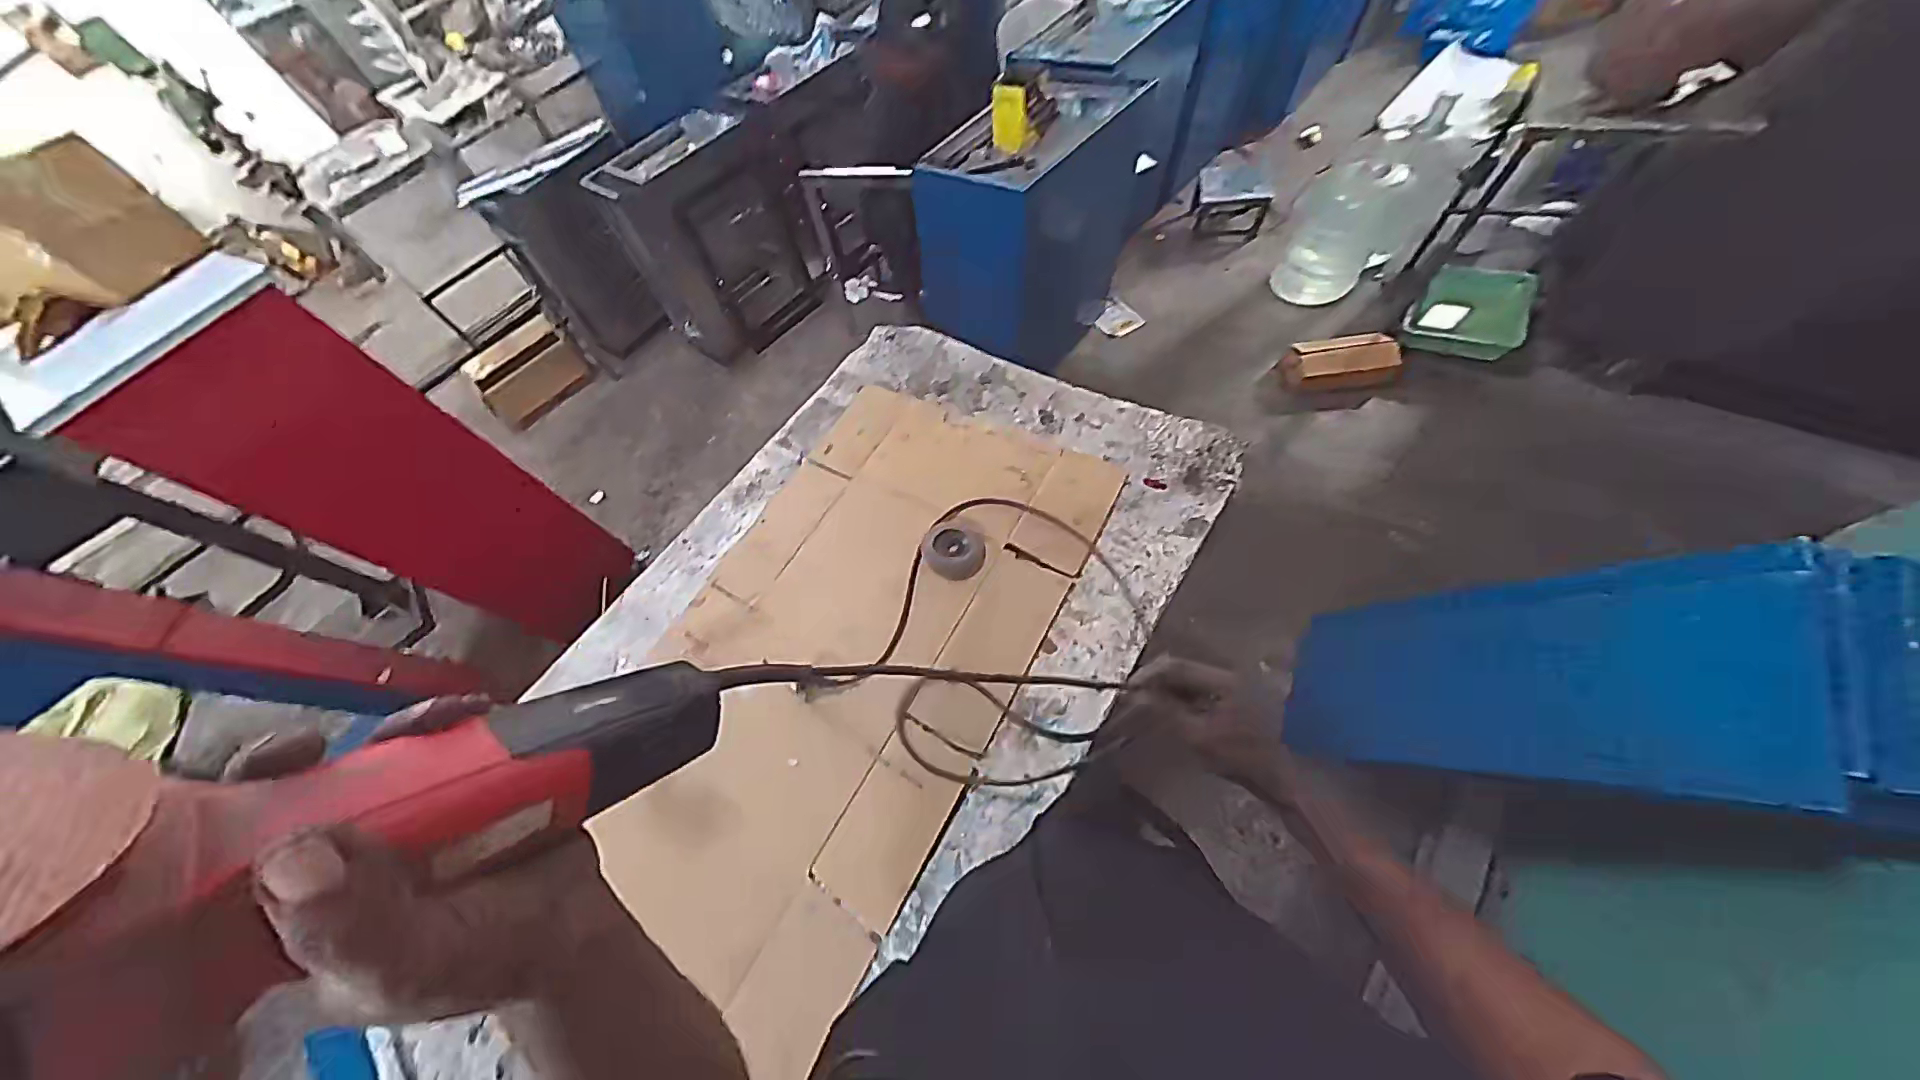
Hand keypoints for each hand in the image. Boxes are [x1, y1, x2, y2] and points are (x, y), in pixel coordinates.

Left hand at [227, 697, 744, 1079]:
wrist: (575, 924)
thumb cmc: (486, 959)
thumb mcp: (408, 960)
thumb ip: (347, 925)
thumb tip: (290, 856)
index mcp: (294, 917)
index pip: (220, 867)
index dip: (219, 815)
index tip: (256, 781)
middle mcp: (339, 862)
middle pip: (296, 796)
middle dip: (310, 758)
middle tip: (326, 743)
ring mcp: (401, 822)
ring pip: (374, 763)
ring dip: (400, 730)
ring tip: (444, 717)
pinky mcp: (459, 789)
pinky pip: (443, 747)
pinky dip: (454, 722)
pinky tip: (475, 712)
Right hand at [1122, 656, 1291, 784]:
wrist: (1295, 780)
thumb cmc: (1248, 757)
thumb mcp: (1200, 737)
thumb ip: (1166, 712)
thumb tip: (1137, 696)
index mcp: (1222, 677)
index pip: (1174, 666)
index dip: (1147, 677)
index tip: (1127, 693)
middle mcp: (1231, 675)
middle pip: (1183, 671)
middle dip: (1157, 685)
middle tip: (1136, 704)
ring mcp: (1239, 689)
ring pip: (1192, 683)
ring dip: (1170, 694)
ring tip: (1152, 714)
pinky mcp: (1241, 704)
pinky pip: (1204, 695)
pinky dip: (1186, 704)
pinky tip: (1178, 720)